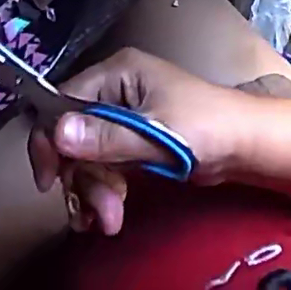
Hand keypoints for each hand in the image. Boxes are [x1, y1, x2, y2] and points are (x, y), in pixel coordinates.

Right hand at [28, 49, 256, 235]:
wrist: (241, 142)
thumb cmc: (204, 125)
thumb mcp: (154, 132)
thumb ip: (106, 135)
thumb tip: (59, 131)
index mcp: (120, 72)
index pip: (63, 100)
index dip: (50, 139)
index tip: (50, 179)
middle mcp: (116, 89)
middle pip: (73, 135)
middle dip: (82, 177)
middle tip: (99, 211)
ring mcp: (124, 115)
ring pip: (85, 156)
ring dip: (93, 190)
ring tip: (112, 218)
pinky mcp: (131, 139)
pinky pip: (101, 165)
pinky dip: (101, 190)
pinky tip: (111, 212)